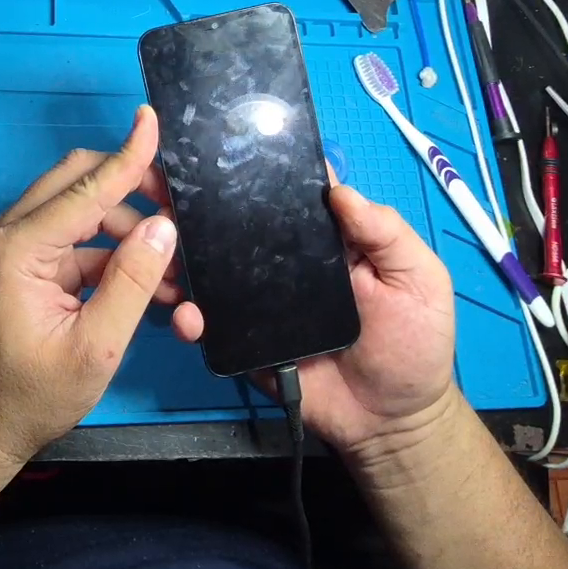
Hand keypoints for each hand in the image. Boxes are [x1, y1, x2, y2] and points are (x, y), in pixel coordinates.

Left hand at [0, 105, 181, 466]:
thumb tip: (162, 228)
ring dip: (128, 227)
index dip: (128, 154)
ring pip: (83, 207)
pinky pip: (79, 237)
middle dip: (131, 184)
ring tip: (171, 273)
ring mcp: (19, 244)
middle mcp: (14, 232)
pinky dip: (113, 251)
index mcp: (22, 247)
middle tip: (177, 207)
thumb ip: (132, 283)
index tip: (152, 119)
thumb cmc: (30, 396)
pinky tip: (146, 283)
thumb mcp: (94, 348)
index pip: (87, 187)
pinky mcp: (29, 262)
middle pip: (79, 179)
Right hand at [170, 185, 457, 463]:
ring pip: (208, 266)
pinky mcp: (242, 337)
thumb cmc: (413, 343)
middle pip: (231, 220)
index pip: (283, 190)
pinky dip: (188, 315)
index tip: (209, 145)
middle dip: (190, 201)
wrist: (391, 423)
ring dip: (175, 251)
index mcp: (320, 235)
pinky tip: (183, 312)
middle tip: (154, 185)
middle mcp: (280, 257)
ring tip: (149, 242)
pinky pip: (209, 321)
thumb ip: (387, 234)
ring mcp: (256, 296)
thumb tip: (337, 189)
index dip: (251, 166)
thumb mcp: (419, 280)